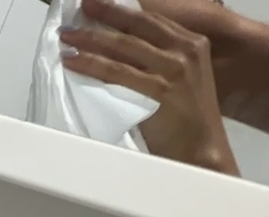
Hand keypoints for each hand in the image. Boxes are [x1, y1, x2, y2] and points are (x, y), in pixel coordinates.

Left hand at [60, 0, 240, 174]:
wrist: (201, 149)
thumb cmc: (186, 123)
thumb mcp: (178, 83)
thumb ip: (158, 66)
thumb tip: (125, 60)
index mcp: (191, 44)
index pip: (152, 18)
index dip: (124, 8)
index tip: (101, 1)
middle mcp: (185, 50)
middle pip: (137, 25)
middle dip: (106, 13)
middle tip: (81, 4)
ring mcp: (173, 69)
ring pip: (123, 47)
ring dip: (90, 39)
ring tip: (66, 35)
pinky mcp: (159, 90)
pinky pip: (117, 73)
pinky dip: (91, 65)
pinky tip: (73, 61)